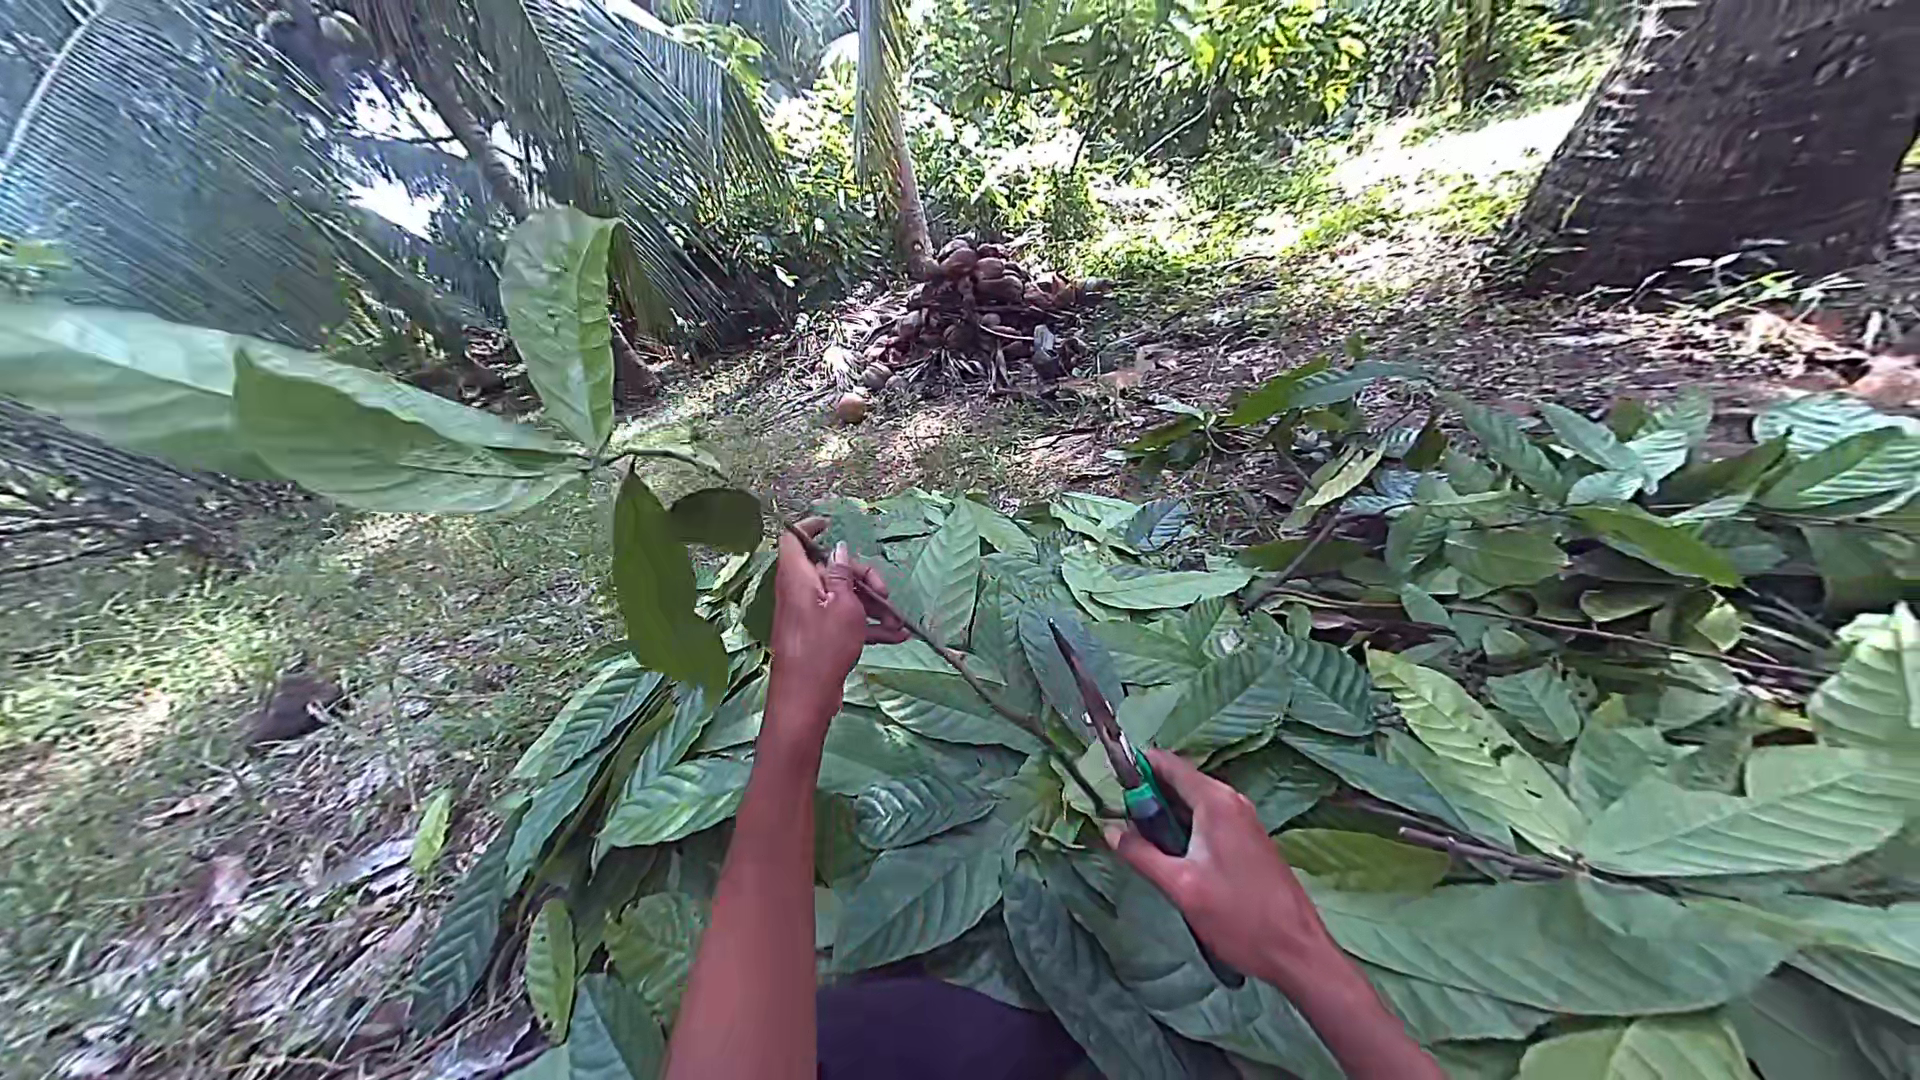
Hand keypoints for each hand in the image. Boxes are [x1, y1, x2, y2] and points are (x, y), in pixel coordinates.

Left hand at [767, 518, 908, 724]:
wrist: (806, 698)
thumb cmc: (824, 648)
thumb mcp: (843, 607)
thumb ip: (842, 575)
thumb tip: (839, 549)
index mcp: (798, 578)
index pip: (793, 540)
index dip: (809, 528)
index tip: (830, 524)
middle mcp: (800, 592)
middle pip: (830, 570)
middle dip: (862, 578)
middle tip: (885, 593)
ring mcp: (809, 615)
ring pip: (841, 597)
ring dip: (871, 606)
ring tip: (898, 623)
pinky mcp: (819, 635)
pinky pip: (843, 620)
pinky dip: (866, 625)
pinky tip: (895, 637)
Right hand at [1104, 748, 1340, 994]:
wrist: (1300, 954)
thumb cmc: (1240, 917)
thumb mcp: (1180, 886)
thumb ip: (1140, 854)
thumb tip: (1109, 831)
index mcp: (1214, 800)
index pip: (1166, 762)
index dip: (1135, 768)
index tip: (1112, 788)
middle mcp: (1230, 799)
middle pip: (1177, 780)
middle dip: (1148, 797)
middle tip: (1127, 827)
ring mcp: (1242, 817)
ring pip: (1190, 800)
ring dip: (1165, 816)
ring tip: (1148, 847)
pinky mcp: (1247, 836)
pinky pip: (1206, 816)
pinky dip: (1185, 826)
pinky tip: (1176, 857)